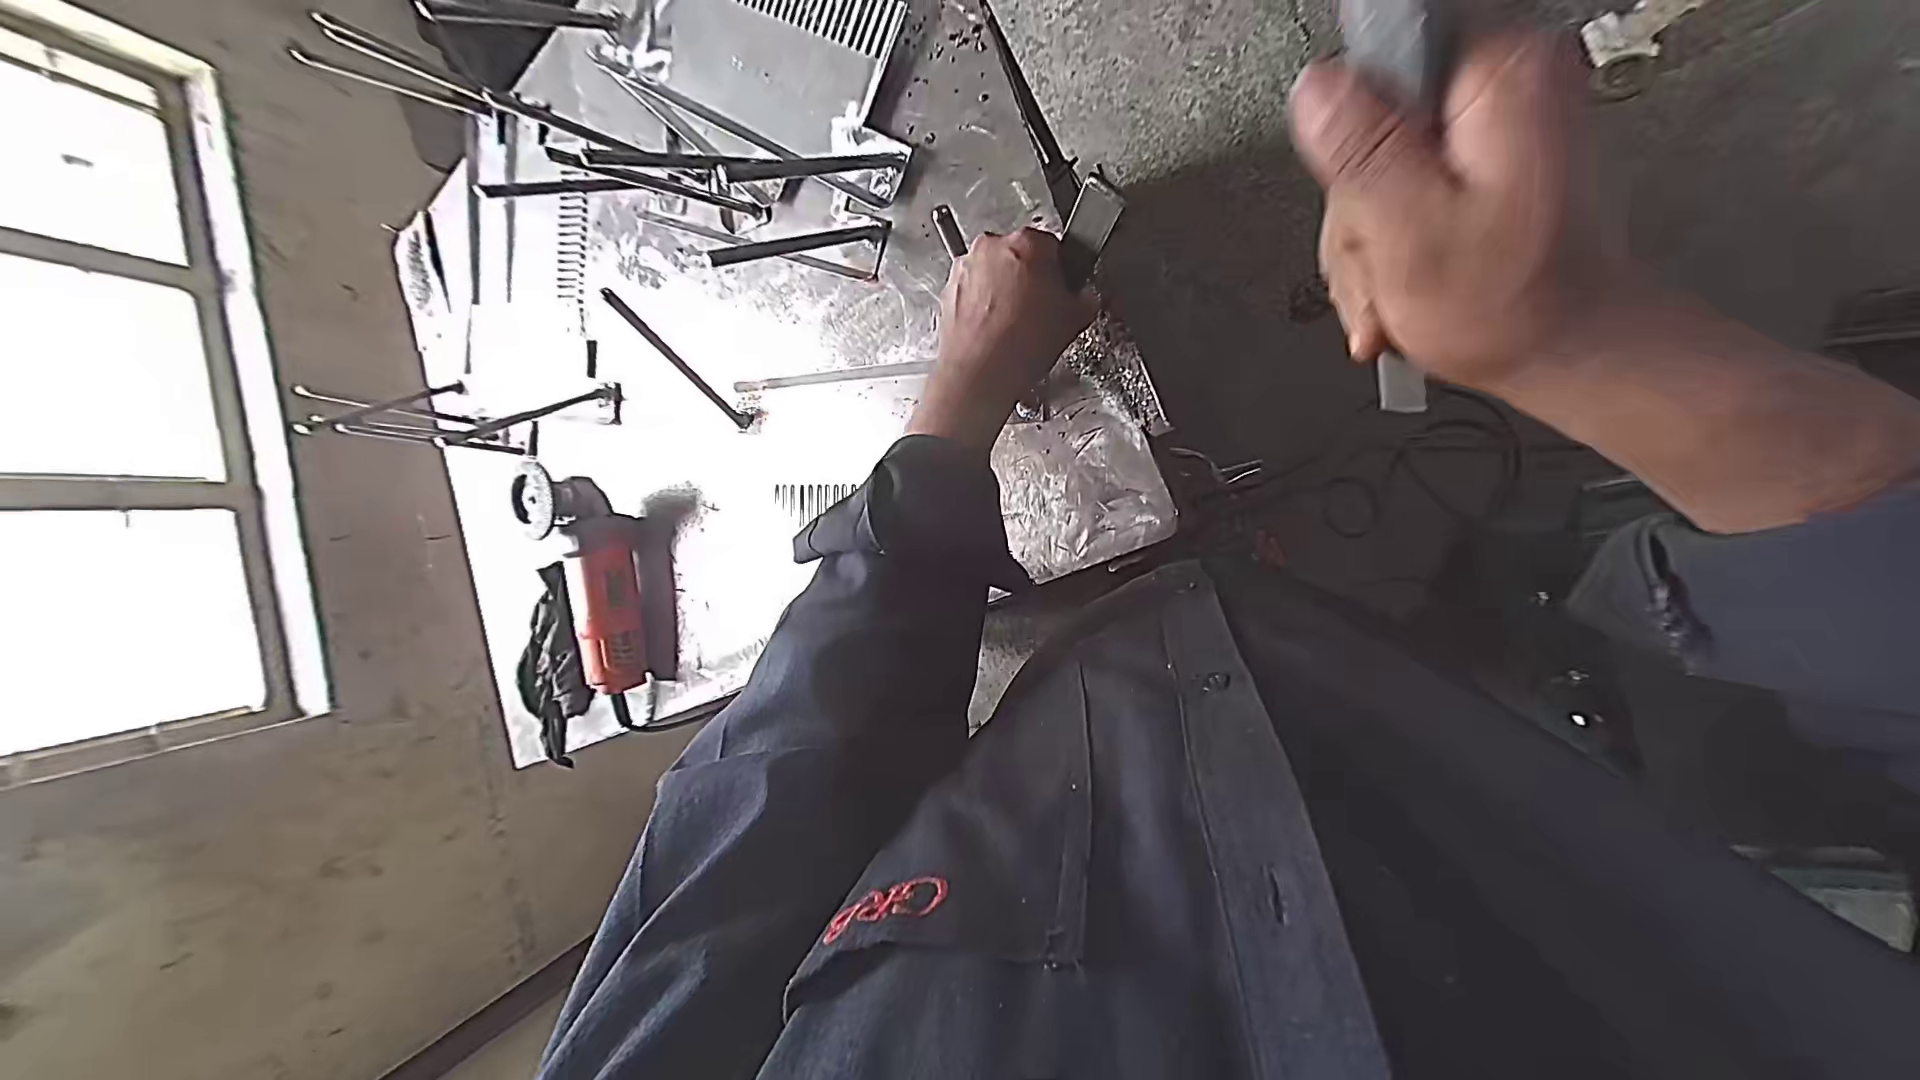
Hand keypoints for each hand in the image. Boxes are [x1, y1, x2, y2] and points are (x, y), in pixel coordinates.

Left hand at [908, 228, 1097, 449]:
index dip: (1058, 272)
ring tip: (1013, 327)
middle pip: (1017, 256)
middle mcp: (992, 247)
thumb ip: (1084, 300)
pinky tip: (993, 333)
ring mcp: (966, 268)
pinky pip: (972, 293)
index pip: (1051, 245)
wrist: (978, 374)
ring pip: (992, 274)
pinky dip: (981, 308)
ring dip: (1002, 292)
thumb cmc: (1019, 345)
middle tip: (1038, 311)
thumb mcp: (1072, 321)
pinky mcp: (949, 291)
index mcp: (1028, 243)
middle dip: (1027, 280)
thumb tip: (1085, 299)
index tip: (1060, 291)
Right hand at [1287, 30, 1635, 391]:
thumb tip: (1316, 87)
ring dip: (1362, 244)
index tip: (1356, 181)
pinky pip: (1386, 199)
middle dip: (1354, 212)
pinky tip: (1396, 278)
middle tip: (1378, 253)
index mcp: (1498, 82)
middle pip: (1364, 132)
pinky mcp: (1468, 170)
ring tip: (1391, 281)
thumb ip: (1362, 153)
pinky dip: (1379, 249)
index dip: (1347, 130)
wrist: (1553, 349)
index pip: (1383, 57)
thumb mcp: (1412, 229)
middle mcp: (1498, 93)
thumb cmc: (1506, 304)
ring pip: (1366, 177)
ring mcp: (1482, 135)